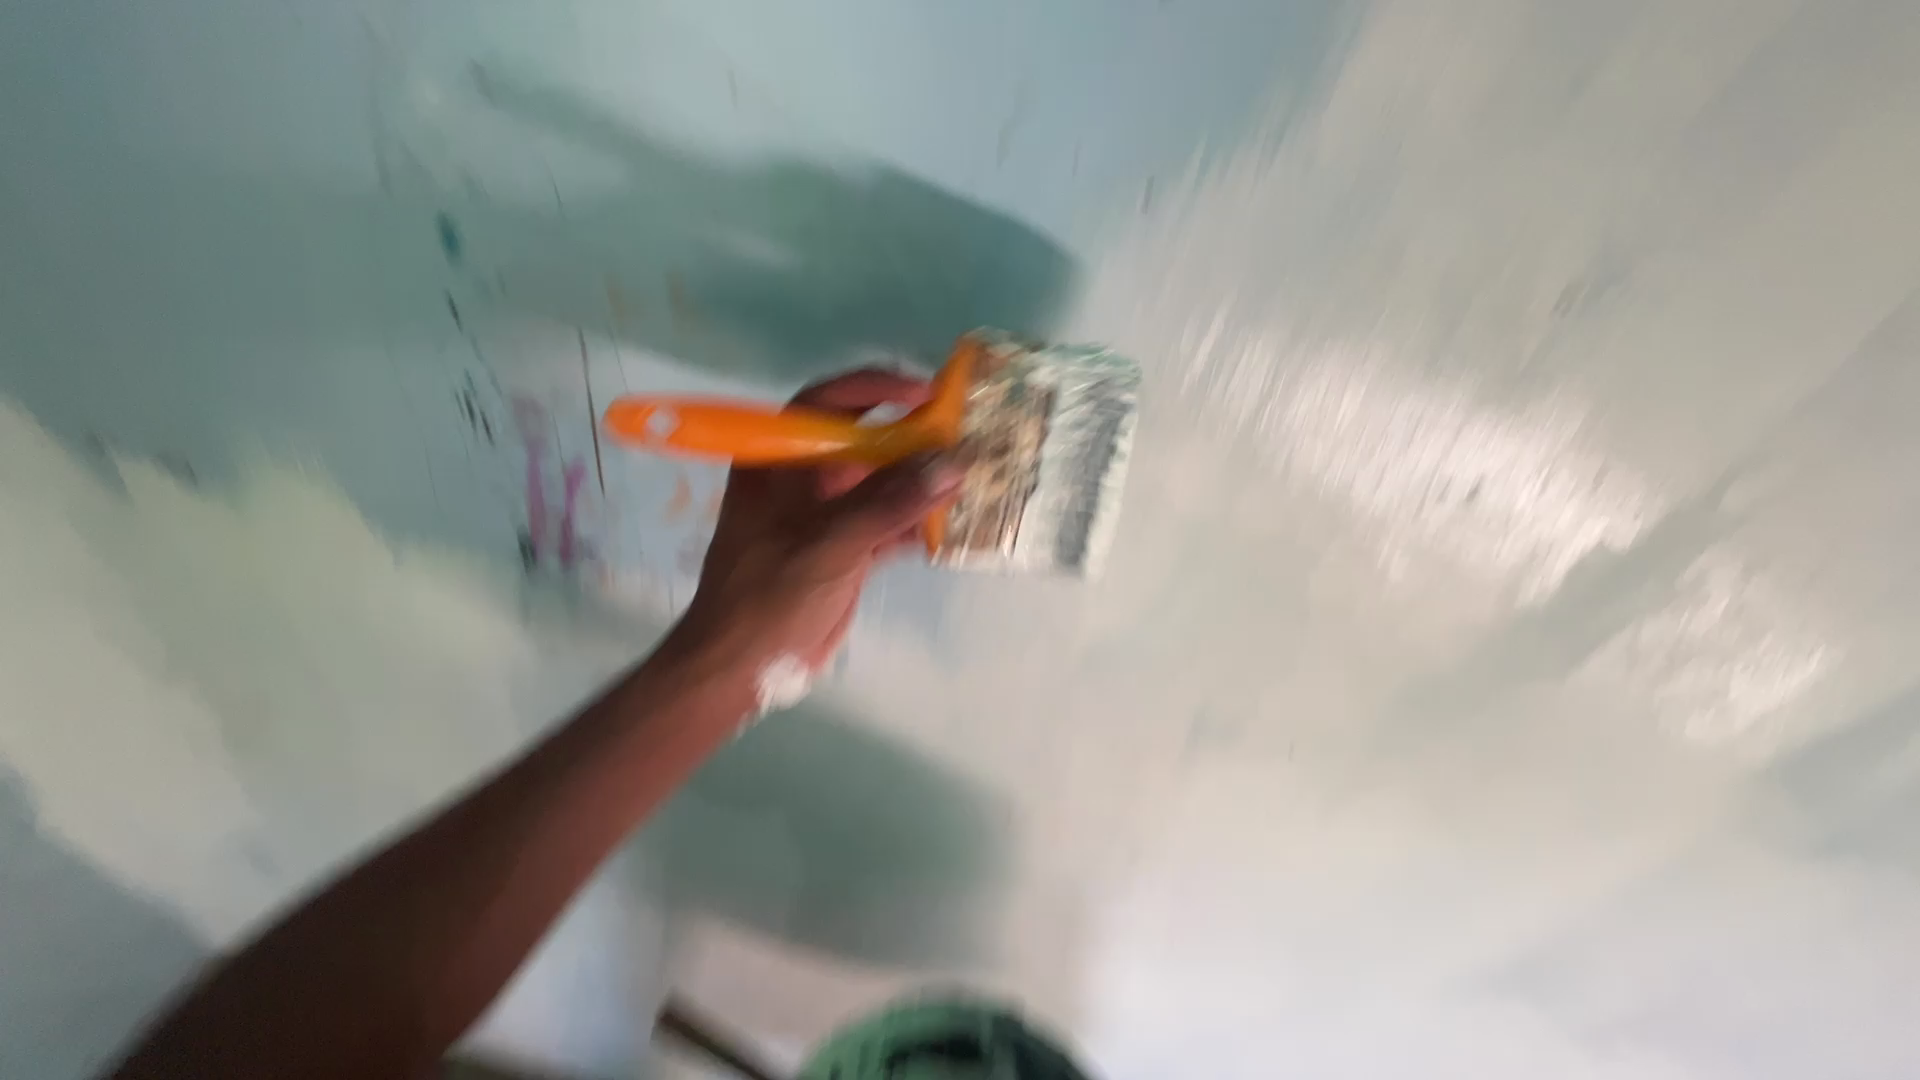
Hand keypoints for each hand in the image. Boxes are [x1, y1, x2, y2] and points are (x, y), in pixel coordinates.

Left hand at [670, 368, 963, 680]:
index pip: (829, 401)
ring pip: (881, 484)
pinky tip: (949, 526)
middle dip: (911, 436)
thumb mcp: (829, 543)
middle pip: (864, 440)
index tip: (927, 393)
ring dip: (920, 482)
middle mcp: (804, 479)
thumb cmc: (769, 596)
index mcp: (781, 461)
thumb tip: (951, 465)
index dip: (877, 387)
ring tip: (968, 477)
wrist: (742, 666)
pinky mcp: (845, 549)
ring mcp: (826, 515)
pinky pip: (888, 523)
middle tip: (962, 433)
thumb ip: (889, 504)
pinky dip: (916, 523)